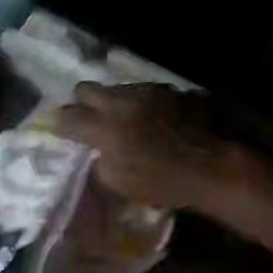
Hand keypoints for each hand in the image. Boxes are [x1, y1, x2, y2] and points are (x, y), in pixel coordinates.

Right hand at [54, 83, 235, 212]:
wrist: (211, 166)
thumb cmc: (164, 183)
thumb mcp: (120, 183)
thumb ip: (99, 161)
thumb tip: (92, 150)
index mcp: (105, 127)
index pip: (67, 116)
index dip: (61, 124)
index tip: (63, 131)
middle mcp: (121, 101)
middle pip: (85, 89)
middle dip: (82, 103)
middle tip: (89, 120)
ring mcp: (145, 91)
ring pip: (115, 88)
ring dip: (114, 103)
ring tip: (126, 122)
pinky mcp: (166, 89)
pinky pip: (142, 92)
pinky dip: (141, 103)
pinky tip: (152, 120)